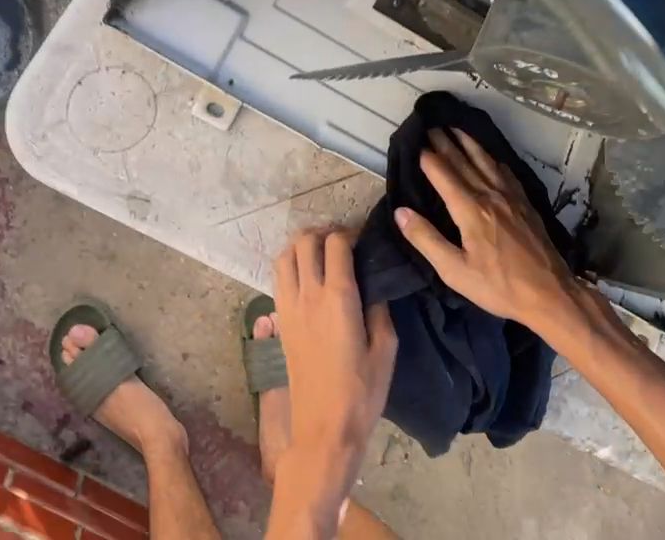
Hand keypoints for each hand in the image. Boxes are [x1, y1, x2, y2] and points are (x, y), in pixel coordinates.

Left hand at [269, 228, 396, 534]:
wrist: (323, 431)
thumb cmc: (361, 393)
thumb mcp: (385, 349)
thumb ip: (379, 309)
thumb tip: (375, 286)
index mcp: (338, 298)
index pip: (335, 243)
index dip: (350, 233)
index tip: (364, 240)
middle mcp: (308, 296)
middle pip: (305, 241)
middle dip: (324, 233)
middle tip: (343, 242)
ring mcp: (288, 308)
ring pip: (285, 256)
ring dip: (302, 246)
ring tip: (322, 254)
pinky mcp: (280, 323)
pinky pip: (279, 278)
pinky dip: (291, 265)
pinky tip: (308, 277)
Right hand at [398, 128, 582, 332]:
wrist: (550, 293)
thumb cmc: (499, 287)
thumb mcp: (455, 272)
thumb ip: (426, 240)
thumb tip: (400, 212)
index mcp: (470, 210)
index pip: (443, 174)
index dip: (427, 157)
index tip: (415, 141)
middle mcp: (490, 195)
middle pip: (463, 161)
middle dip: (445, 143)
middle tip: (430, 126)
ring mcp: (511, 197)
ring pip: (486, 161)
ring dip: (468, 143)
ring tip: (456, 128)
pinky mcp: (525, 203)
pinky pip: (505, 172)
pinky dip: (492, 159)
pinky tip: (491, 157)